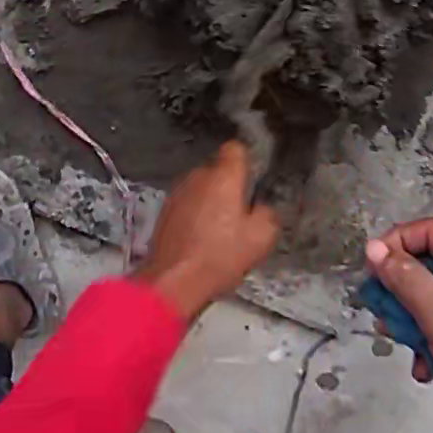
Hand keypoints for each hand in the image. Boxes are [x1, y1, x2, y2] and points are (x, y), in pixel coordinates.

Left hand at [133, 141, 279, 319]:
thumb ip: (268, 214)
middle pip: (218, 170)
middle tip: (238, 215)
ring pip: (202, 188)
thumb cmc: (220, 255)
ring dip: (210, 201)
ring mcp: (178, 193)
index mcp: (224, 175)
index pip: (236, 148)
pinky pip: (187, 204)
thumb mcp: (261, 238)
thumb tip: (261, 209)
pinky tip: (198, 240)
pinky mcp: (164, 212)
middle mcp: (199, 176)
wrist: (171, 284)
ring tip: (217, 231)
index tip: (251, 181)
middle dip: (228, 186)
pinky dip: (194, 215)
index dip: (245, 161)